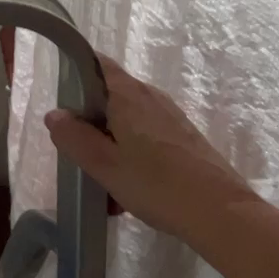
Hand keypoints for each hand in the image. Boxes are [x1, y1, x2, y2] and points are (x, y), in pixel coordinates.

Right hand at [45, 55, 257, 240]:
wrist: (223, 214)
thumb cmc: (158, 185)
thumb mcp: (104, 165)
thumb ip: (74, 137)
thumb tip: (55, 114)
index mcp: (127, 94)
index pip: (95, 62)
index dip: (75, 74)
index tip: (65, 106)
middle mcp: (149, 96)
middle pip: (109, 97)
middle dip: (91, 124)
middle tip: (81, 156)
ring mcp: (170, 117)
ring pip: (127, 122)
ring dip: (111, 146)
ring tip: (106, 186)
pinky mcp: (184, 138)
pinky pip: (146, 137)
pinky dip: (132, 156)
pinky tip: (131, 193)